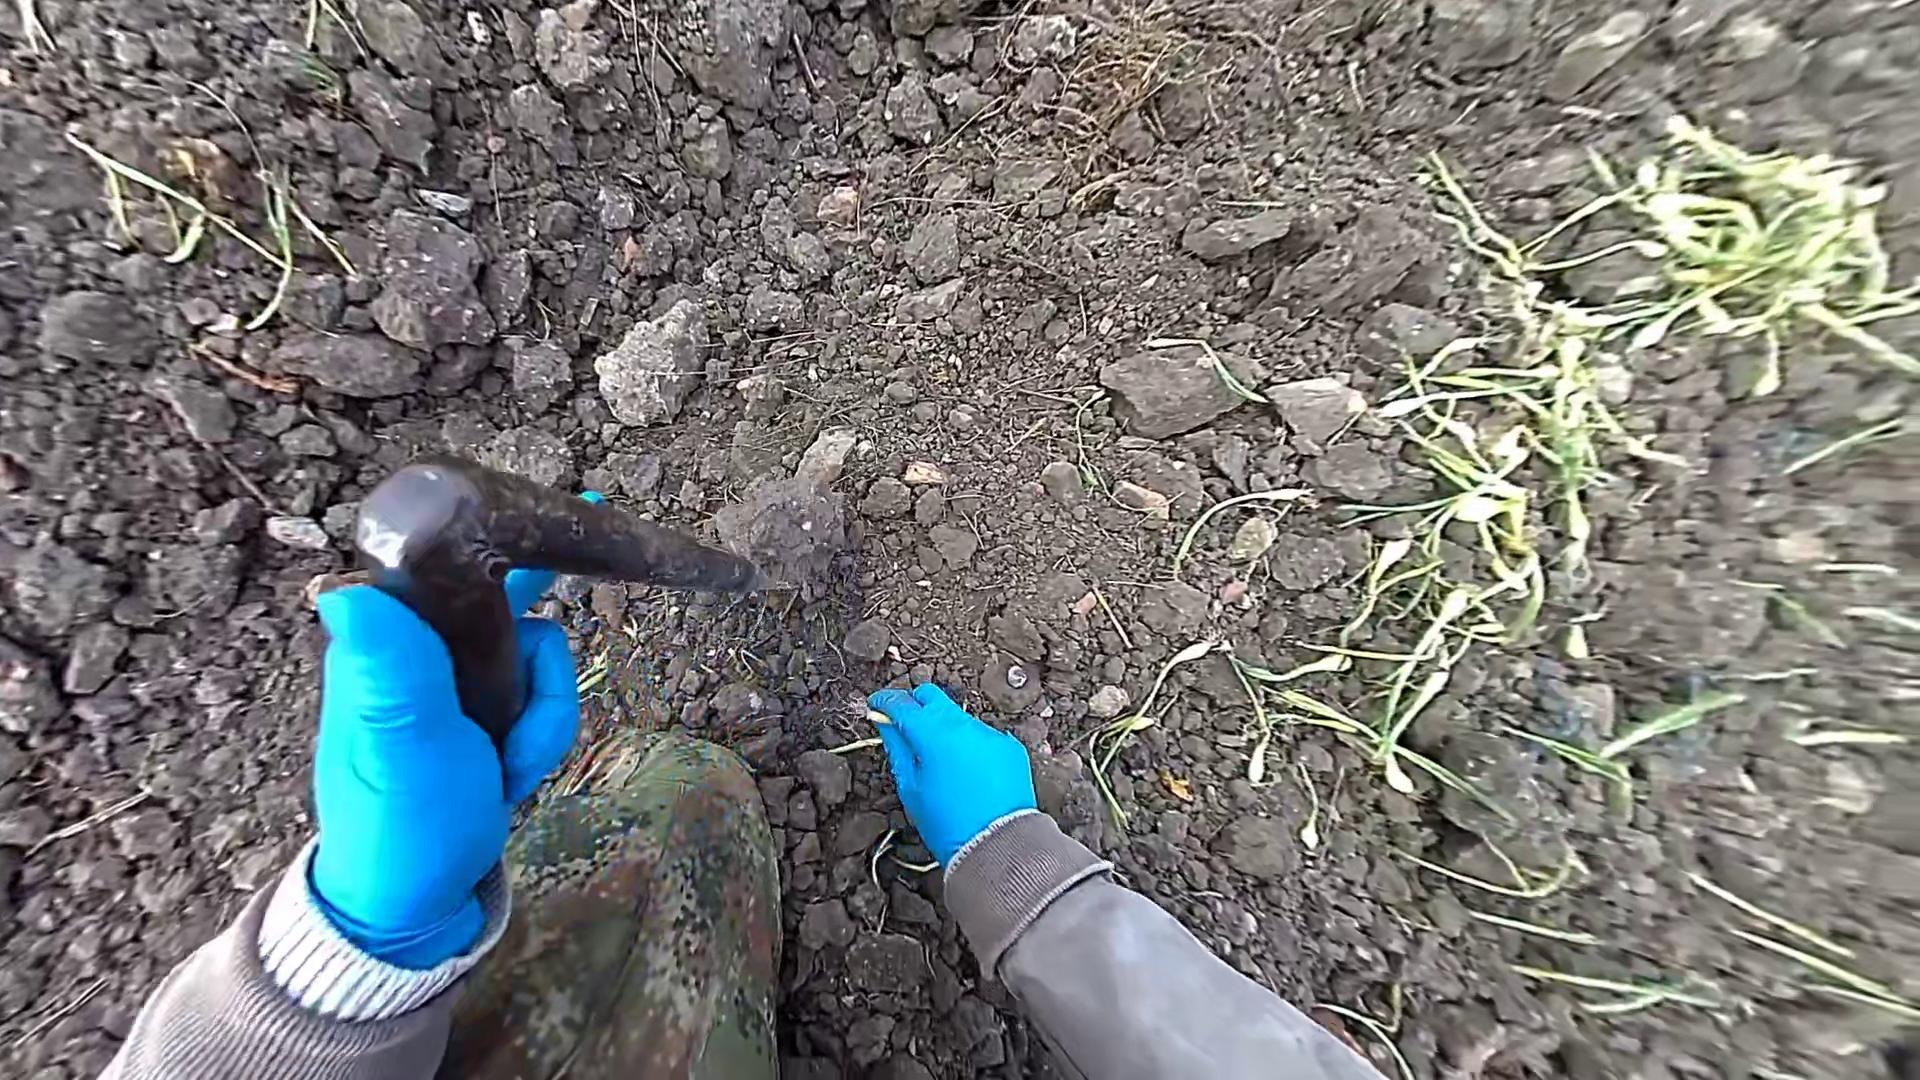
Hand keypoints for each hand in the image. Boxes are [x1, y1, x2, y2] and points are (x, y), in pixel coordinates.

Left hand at [309, 569, 578, 968]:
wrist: (422, 890)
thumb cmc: (401, 817)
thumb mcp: (399, 748)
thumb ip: (388, 672)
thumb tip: (346, 589)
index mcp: (397, 649)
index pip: (451, 570)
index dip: (505, 541)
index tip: (560, 511)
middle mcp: (435, 654)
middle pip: (518, 606)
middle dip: (546, 636)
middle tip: (595, 577)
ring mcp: (474, 683)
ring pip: (551, 658)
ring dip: (550, 710)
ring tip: (515, 763)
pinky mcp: (504, 709)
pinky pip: (556, 694)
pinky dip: (552, 729)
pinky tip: (521, 767)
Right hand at [868, 683, 1036, 864]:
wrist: (998, 846)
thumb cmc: (950, 825)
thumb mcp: (911, 787)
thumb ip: (897, 747)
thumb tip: (885, 722)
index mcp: (934, 734)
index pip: (902, 703)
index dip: (885, 701)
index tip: (877, 704)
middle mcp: (963, 725)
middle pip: (932, 696)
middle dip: (915, 706)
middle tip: (905, 727)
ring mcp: (988, 733)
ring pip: (957, 716)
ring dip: (944, 728)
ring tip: (940, 762)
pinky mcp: (1008, 745)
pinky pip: (981, 734)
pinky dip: (969, 745)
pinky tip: (967, 771)